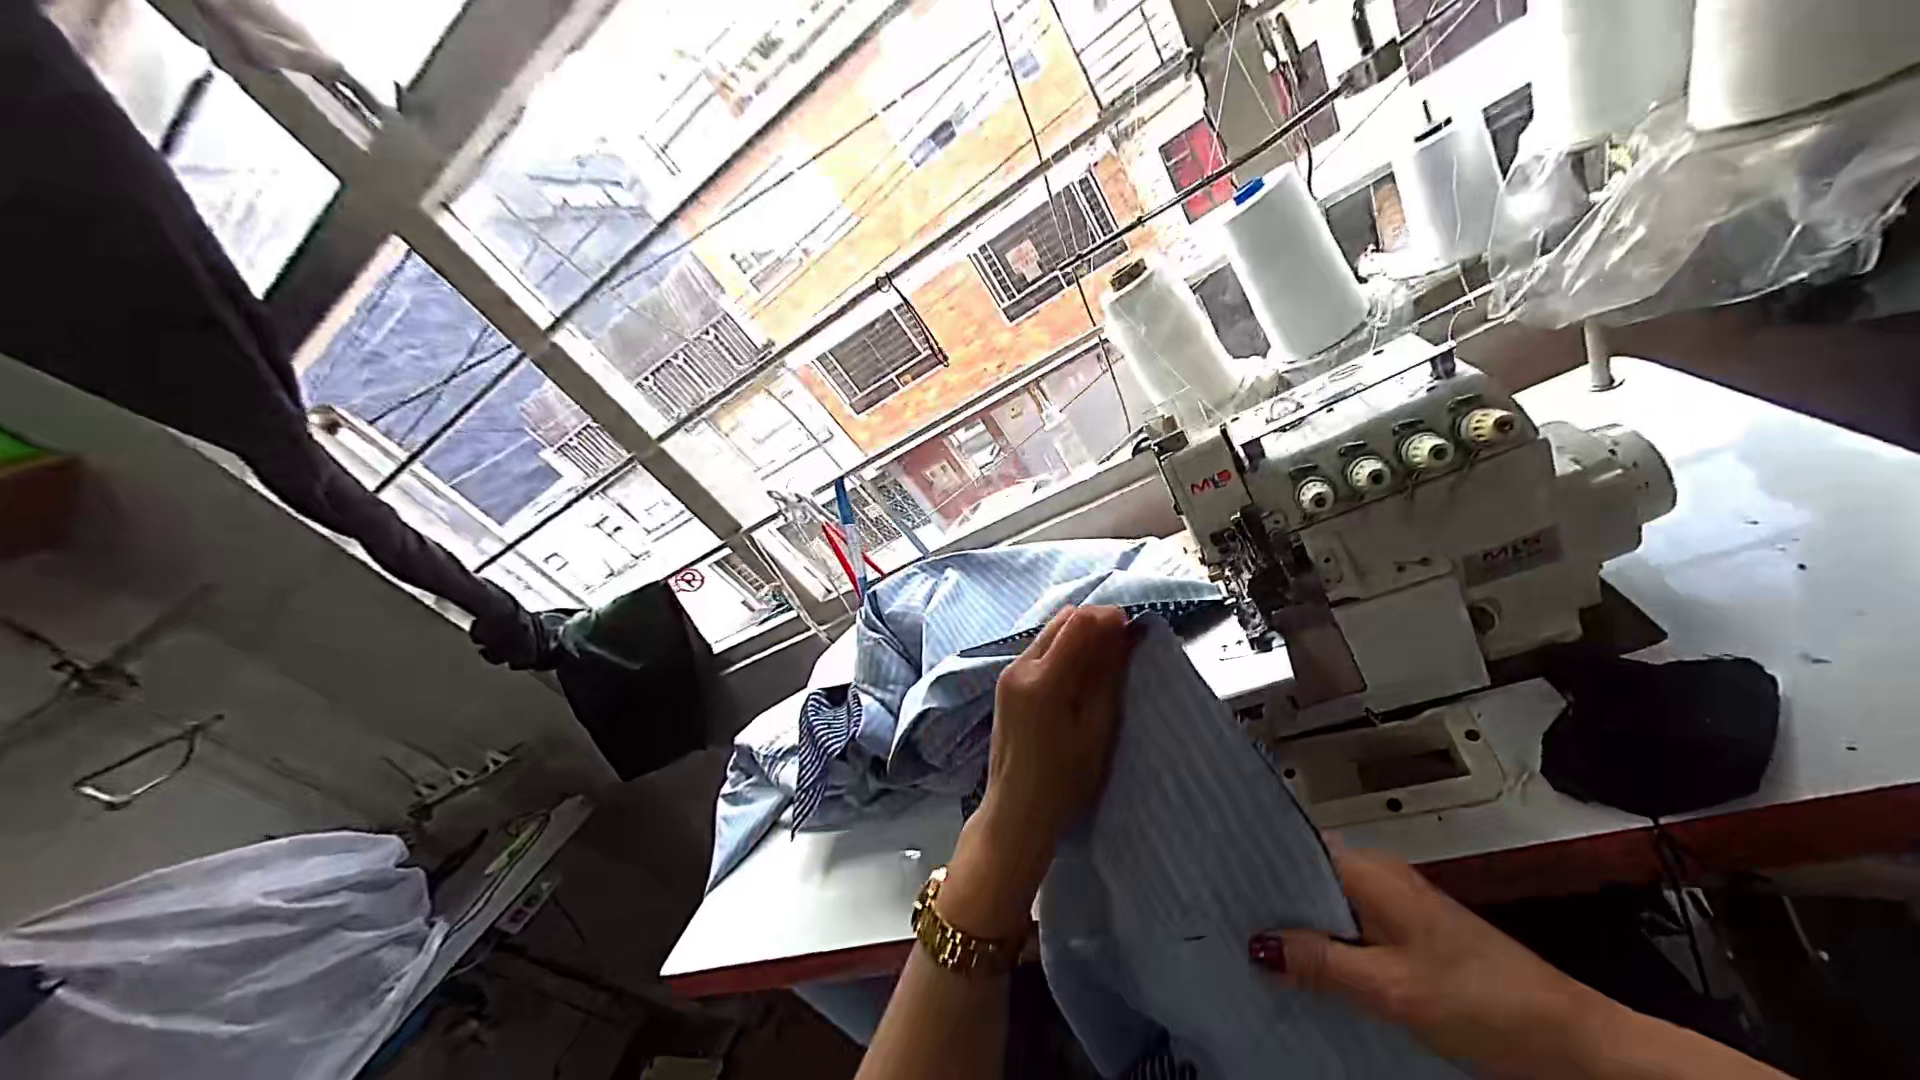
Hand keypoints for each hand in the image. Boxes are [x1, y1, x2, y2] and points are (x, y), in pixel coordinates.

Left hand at [940, 606, 1135, 937]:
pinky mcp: (1006, 686)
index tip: (1131, 627)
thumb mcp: (1096, 728)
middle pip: (1060, 622)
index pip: (1077, 623)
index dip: (1107, 617)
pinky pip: (1038, 652)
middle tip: (1122, 642)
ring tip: (1105, 659)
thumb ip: (1106, 676)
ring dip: (1078, 635)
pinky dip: (1062, 650)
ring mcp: (1008, 675)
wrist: (1016, 811)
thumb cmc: (1064, 780)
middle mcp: (1019, 668)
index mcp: (1042, 678)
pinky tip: (1080, 672)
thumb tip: (1121, 635)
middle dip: (1093, 623)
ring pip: (1048, 634)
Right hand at [1250, 848, 1624, 1079]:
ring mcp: (1394, 909)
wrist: (1576, 1044)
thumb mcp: (1392, 987)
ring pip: (1325, 908)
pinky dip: (1322, 947)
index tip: (1214, 877)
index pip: (1295, 848)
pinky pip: (1347, 933)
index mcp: (1371, 872)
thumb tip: (1257, 946)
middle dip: (1268, 900)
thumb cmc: (1484, 1002)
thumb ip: (1321, 962)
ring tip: (1245, 944)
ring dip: (1294, 928)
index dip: (1256, 862)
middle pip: (1306, 878)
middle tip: (1218, 916)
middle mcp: (1378, 879)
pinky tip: (1298, 970)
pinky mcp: (1407, 939)